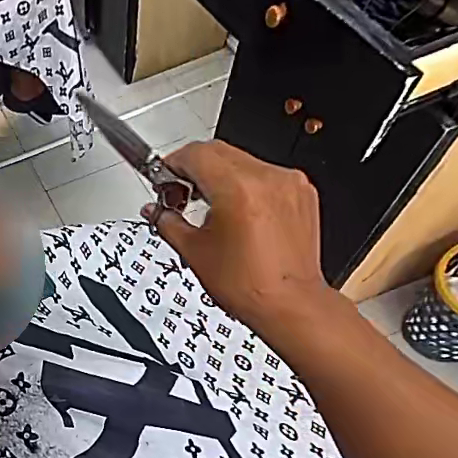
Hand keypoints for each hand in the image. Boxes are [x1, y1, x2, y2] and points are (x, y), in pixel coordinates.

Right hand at [148, 140, 339, 333]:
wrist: (289, 305)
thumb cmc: (250, 287)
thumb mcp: (195, 253)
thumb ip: (168, 222)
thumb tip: (156, 211)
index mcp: (237, 188)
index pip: (195, 154)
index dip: (172, 165)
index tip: (164, 178)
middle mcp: (267, 178)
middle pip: (218, 152)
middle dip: (195, 169)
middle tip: (180, 194)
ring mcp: (288, 183)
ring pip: (243, 162)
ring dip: (222, 177)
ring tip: (212, 209)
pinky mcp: (301, 193)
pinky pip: (267, 177)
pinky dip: (249, 187)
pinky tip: (240, 215)